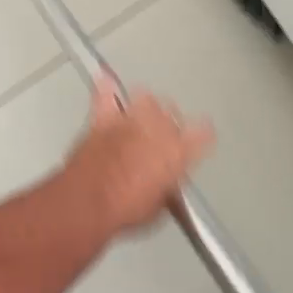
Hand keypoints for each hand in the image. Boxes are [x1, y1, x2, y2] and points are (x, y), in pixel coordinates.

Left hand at [59, 76, 214, 233]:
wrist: (89, 198)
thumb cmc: (127, 210)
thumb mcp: (158, 208)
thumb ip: (167, 185)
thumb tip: (165, 182)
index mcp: (178, 153)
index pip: (202, 134)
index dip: (203, 133)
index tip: (203, 132)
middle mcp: (158, 129)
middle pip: (171, 112)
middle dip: (168, 121)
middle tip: (159, 135)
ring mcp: (130, 118)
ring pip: (145, 98)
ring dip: (143, 106)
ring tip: (138, 116)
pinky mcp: (104, 116)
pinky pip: (106, 91)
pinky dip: (107, 87)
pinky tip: (106, 82)